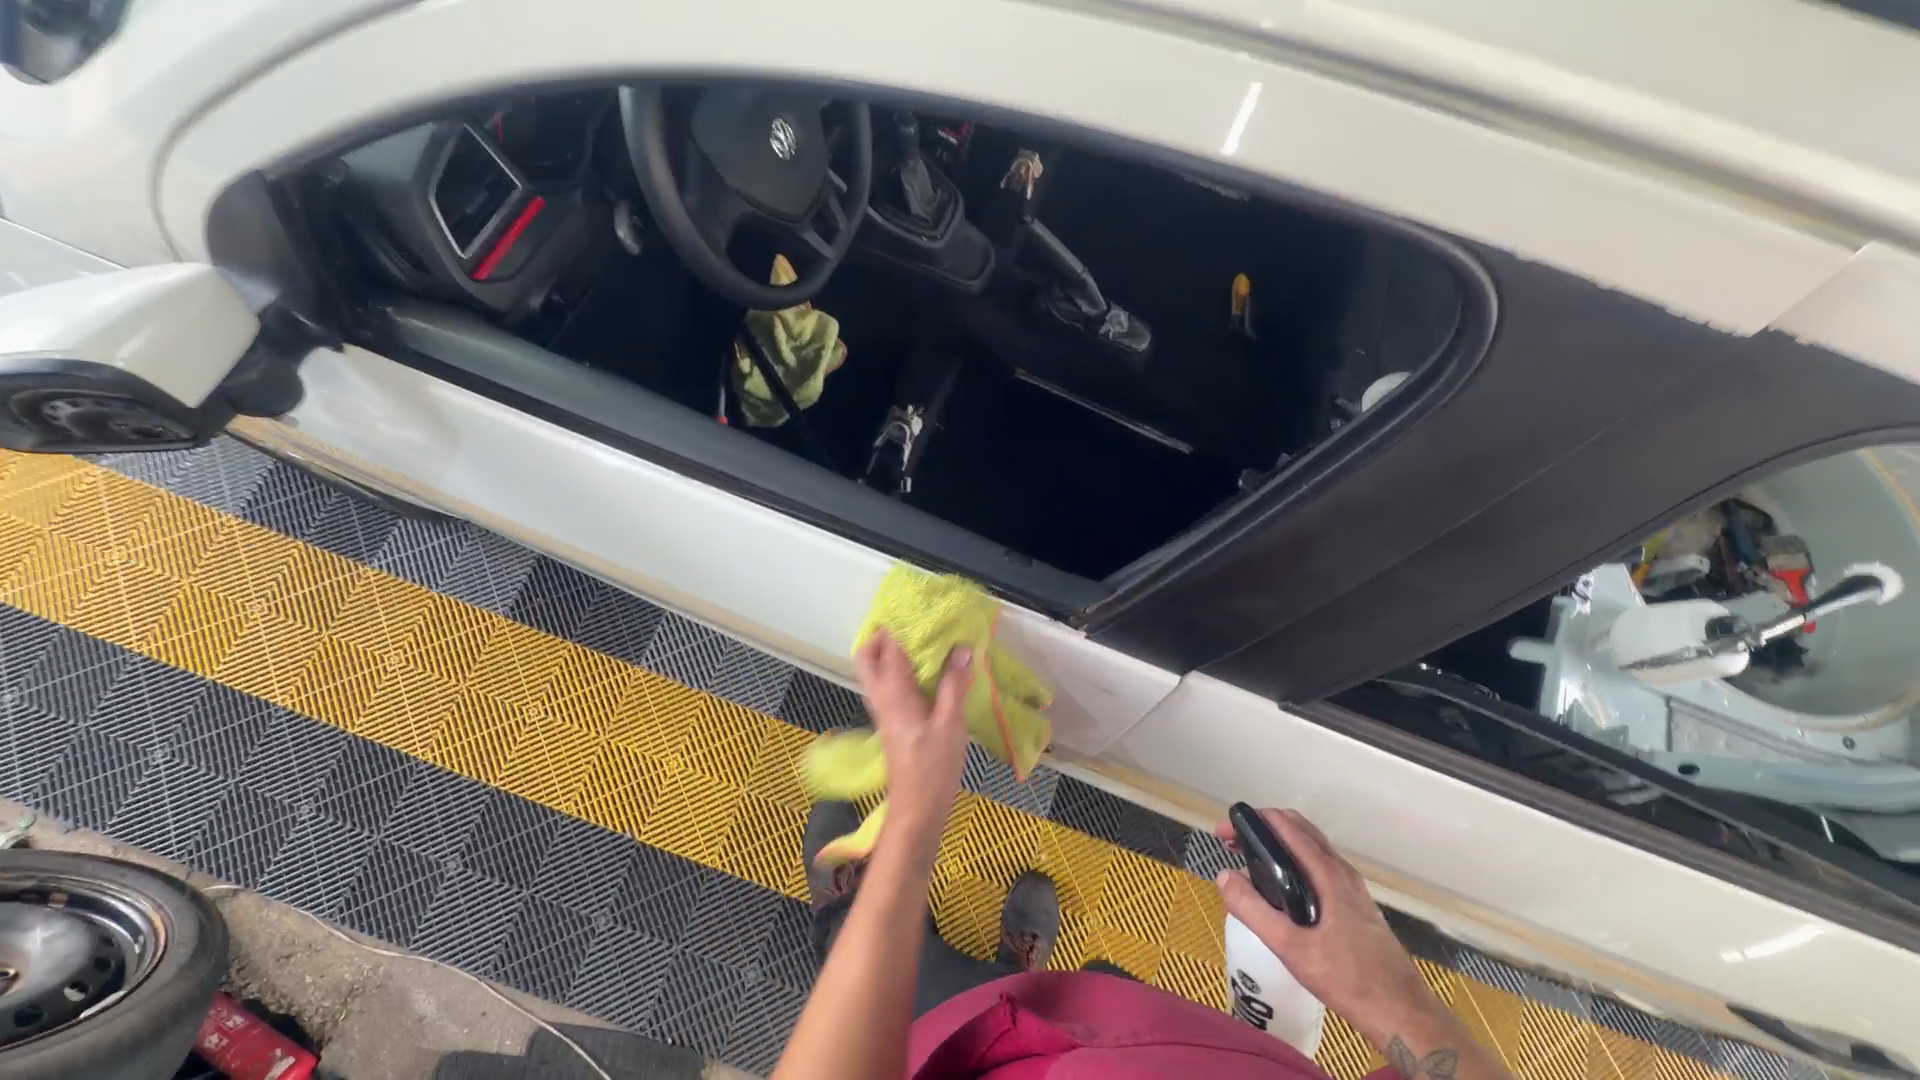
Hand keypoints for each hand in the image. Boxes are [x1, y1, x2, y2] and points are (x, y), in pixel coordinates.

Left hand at [855, 630, 973, 850]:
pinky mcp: (891, 724)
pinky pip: (887, 687)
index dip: (901, 626)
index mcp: (894, 694)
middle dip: (881, 637)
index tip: (920, 611)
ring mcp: (883, 712)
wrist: (917, 809)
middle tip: (909, 626)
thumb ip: (954, 685)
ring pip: (874, 673)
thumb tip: (963, 649)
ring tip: (921, 644)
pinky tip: (926, 675)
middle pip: (866, 658)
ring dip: (889, 654)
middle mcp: (882, 699)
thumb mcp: (951, 724)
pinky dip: (899, 672)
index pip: (889, 649)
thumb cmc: (933, 768)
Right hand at [1213, 808, 1435, 1037]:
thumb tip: (1224, 877)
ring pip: (1309, 850)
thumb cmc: (1348, 979)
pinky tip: (1281, 895)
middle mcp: (1341, 871)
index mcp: (1328, 873)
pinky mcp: (1354, 905)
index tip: (1224, 834)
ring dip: (1277, 846)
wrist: (1402, 1013)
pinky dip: (1292, 865)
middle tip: (1232, 848)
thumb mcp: (1292, 948)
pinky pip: (1317, 869)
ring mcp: (1351, 888)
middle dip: (1261, 829)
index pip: (1285, 825)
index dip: (1251, 820)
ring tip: (1250, 869)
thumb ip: (1254, 911)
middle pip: (1298, 830)